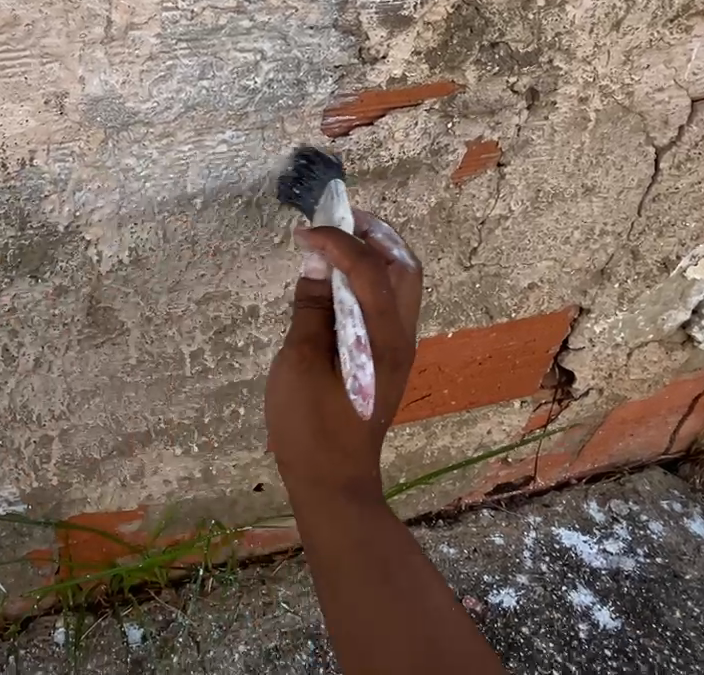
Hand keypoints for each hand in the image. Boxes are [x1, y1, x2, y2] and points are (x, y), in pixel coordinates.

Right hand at [265, 210, 422, 505]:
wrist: (333, 481)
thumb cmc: (310, 424)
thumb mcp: (299, 361)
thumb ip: (310, 309)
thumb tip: (316, 267)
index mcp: (381, 336)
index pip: (367, 268)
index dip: (335, 240)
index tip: (302, 234)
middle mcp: (400, 336)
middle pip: (404, 266)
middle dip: (374, 234)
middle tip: (335, 221)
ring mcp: (398, 347)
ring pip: (400, 283)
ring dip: (372, 253)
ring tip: (333, 243)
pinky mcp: (386, 357)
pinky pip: (385, 301)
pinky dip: (365, 277)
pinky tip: (333, 282)